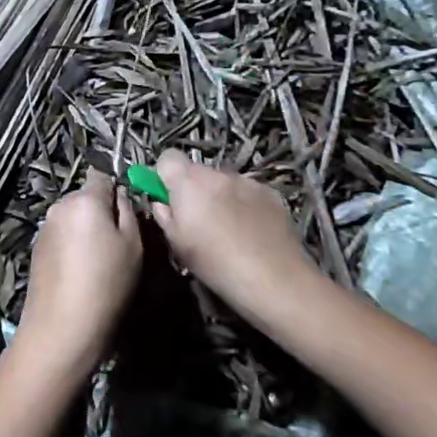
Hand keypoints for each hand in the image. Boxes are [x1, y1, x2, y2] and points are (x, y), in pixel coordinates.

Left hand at [16, 170, 143, 379]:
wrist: (62, 326)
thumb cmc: (107, 283)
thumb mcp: (133, 245)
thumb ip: (127, 211)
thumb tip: (119, 195)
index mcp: (84, 200)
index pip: (101, 175)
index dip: (117, 189)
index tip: (128, 212)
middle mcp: (59, 206)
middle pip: (86, 198)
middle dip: (101, 211)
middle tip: (119, 241)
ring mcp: (44, 228)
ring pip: (73, 218)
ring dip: (86, 229)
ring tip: (100, 260)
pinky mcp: (36, 248)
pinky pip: (61, 236)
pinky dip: (72, 245)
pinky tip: (80, 271)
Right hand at [150, 149, 327, 312]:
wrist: (274, 279)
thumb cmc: (215, 263)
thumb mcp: (176, 244)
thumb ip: (164, 215)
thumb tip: (162, 203)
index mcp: (189, 182)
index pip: (168, 157)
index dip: (163, 174)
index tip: (166, 196)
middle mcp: (219, 174)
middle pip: (197, 170)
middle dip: (192, 188)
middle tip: (196, 218)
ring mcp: (248, 182)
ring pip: (223, 181)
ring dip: (218, 195)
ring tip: (226, 227)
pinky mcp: (272, 194)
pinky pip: (247, 192)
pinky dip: (243, 203)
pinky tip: (250, 230)